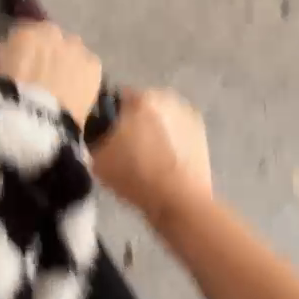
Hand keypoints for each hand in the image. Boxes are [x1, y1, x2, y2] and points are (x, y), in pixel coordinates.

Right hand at [0, 22, 101, 122]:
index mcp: (23, 33)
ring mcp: (76, 46)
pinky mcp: (94, 64)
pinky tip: (74, 93)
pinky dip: (81, 75)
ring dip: (64, 62)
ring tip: (59, 89)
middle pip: (49, 39)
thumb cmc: (7, 106)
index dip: (21, 53)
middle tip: (39, 80)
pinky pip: (87, 64)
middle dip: (44, 55)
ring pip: (70, 50)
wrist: (41, 128)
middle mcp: (51, 31)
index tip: (19, 70)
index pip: (23, 34)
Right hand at [91, 87, 213, 228]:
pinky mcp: (202, 133)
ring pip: (162, 118)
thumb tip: (99, 134)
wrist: (179, 201)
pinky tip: (166, 163)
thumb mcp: (98, 159)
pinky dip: (172, 140)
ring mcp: (188, 114)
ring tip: (148, 158)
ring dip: (155, 129)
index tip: (106, 135)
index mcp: (140, 97)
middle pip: (142, 106)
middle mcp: (166, 97)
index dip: (109, 116)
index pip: (116, 98)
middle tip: (126, 148)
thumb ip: (95, 138)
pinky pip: (178, 131)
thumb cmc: (135, 176)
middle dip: (134, 121)